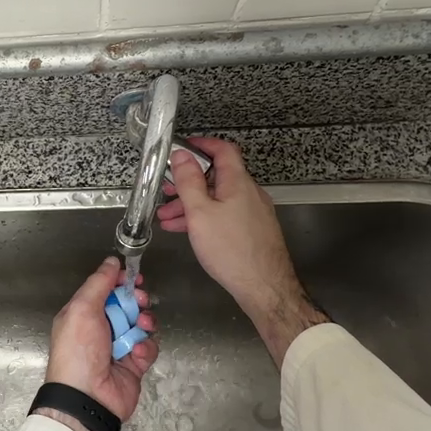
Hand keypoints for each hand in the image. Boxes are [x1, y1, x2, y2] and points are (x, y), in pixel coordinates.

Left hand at [41, 257, 157, 430]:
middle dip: (136, 300)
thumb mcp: (82, 309)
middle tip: (139, 301)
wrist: (88, 396)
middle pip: (127, 304)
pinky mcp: (134, 364)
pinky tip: (136, 353)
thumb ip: (98, 283)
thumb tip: (111, 262)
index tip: (133, 278)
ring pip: (141, 323)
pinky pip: (148, 346)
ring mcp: (118, 346)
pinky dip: (145, 347)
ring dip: (143, 322)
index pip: (105, 289)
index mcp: (82, 313)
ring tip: (140, 326)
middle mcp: (100, 328)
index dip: (120, 282)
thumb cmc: (78, 351)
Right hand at [156, 137, 326, 364]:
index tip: (182, 148)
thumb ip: (189, 181)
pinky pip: (224, 214)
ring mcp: (253, 212)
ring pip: (218, 199)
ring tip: (167, 217)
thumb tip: (181, 155)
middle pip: (217, 176)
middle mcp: (249, 193)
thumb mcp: (200, 213)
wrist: (264, 286)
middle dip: (188, 182)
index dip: (202, 144)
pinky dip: (204, 217)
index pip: (223, 150)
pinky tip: (186, 230)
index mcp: (238, 183)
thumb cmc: (231, 249)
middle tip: (166, 190)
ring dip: (192, 204)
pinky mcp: (252, 230)